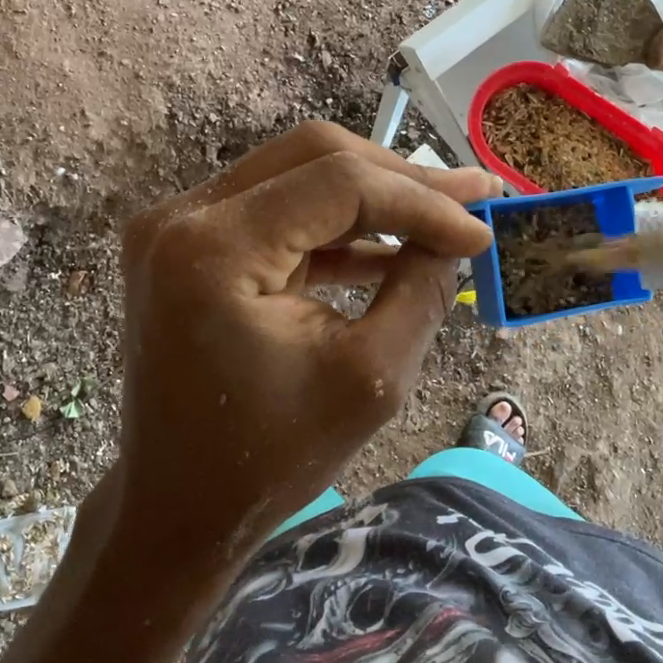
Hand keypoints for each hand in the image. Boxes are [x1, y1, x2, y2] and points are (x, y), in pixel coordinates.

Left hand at [115, 121, 500, 553]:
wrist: (178, 505)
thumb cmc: (270, 457)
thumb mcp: (372, 377)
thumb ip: (422, 290)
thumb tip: (458, 232)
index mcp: (213, 249)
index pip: (339, 183)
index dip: (422, 199)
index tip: (483, 225)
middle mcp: (184, 217)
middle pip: (316, 157)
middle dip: (401, 179)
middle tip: (472, 199)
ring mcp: (179, 225)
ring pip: (300, 173)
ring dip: (375, 196)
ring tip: (444, 217)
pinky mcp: (192, 243)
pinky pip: (279, 209)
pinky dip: (338, 225)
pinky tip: (395, 247)